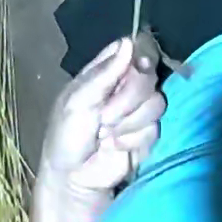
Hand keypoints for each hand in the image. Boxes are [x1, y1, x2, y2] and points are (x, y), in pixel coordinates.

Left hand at [37, 37, 164, 202]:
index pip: (135, 47)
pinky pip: (155, 128)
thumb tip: (129, 42)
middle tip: (104, 116)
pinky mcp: (149, 134)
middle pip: (148, 75)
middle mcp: (127, 86)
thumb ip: (103, 74)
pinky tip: (115, 146)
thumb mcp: (77, 101)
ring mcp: (139, 110)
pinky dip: (133, 139)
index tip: (137, 66)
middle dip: (127, 99)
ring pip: (155, 103)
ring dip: (128, 122)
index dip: (140, 54)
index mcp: (107, 71)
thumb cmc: (66, 135)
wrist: (73, 179)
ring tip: (105, 135)